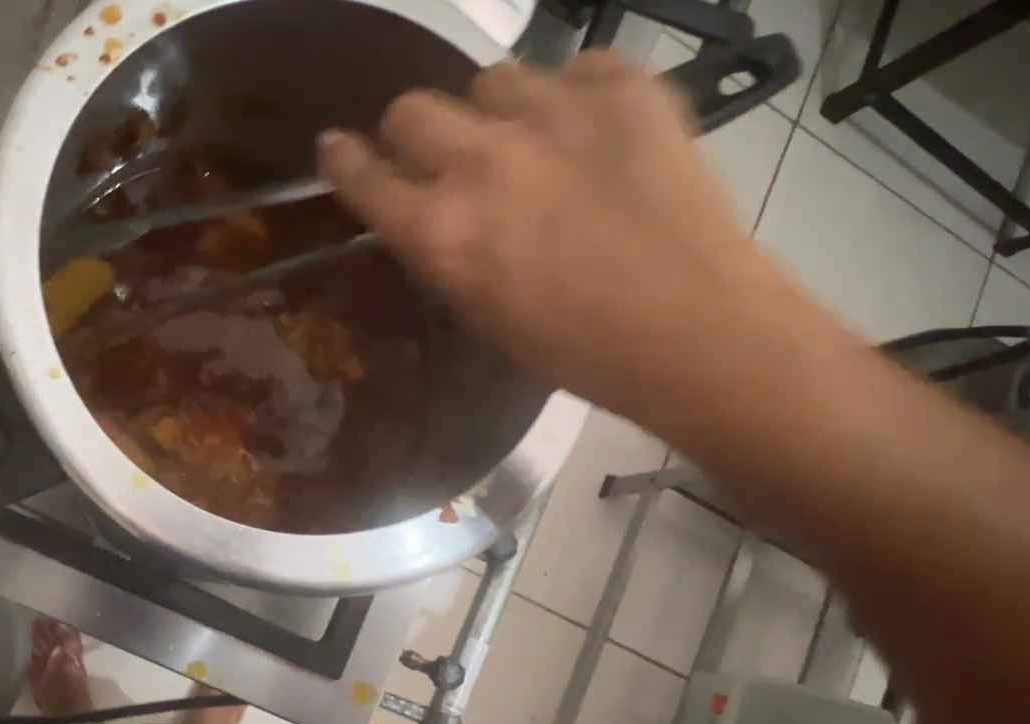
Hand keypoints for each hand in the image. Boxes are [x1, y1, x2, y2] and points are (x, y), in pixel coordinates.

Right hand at [317, 52, 787, 417]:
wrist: (692, 327)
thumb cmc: (575, 347)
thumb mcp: (481, 310)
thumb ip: (443, 248)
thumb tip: (430, 208)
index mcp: (439, 232)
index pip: (362, 173)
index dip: (344, 158)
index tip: (337, 148)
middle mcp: (480, 162)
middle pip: (411, 109)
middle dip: (416, 133)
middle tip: (443, 156)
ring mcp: (551, 114)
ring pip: (489, 80)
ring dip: (494, 112)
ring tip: (530, 144)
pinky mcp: (621, 87)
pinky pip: (573, 70)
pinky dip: (573, 99)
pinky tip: (595, 138)